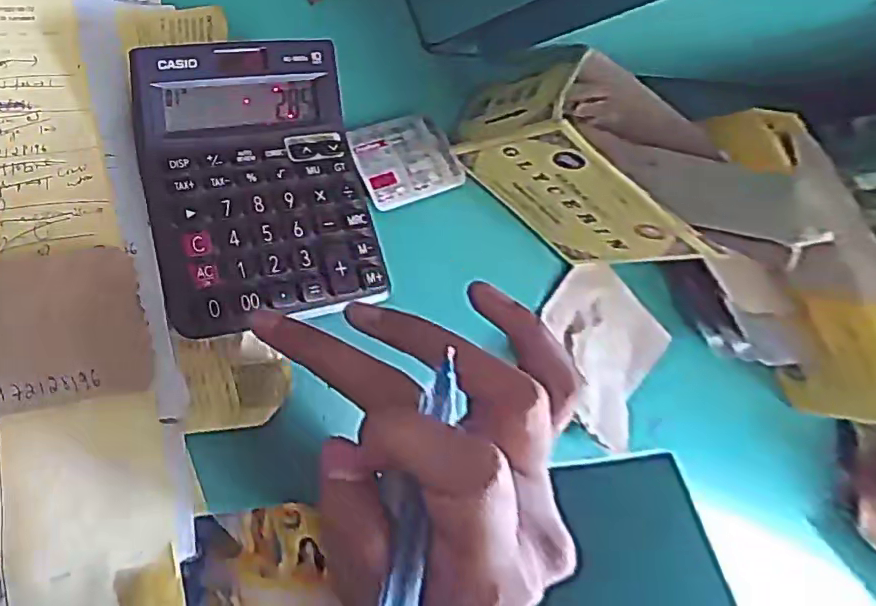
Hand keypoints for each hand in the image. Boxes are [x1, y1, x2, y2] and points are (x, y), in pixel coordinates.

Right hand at [249, 282, 579, 605]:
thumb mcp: (368, 592)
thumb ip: (356, 525)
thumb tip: (344, 450)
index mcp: (496, 556)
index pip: (468, 465)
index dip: (398, 434)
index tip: (351, 446)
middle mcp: (534, 512)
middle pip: (483, 398)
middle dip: (391, 349)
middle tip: (321, 323)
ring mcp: (544, 485)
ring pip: (530, 382)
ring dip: (443, 332)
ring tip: (373, 311)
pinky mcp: (536, 467)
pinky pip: (554, 390)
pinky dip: (523, 336)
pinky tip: (483, 299)